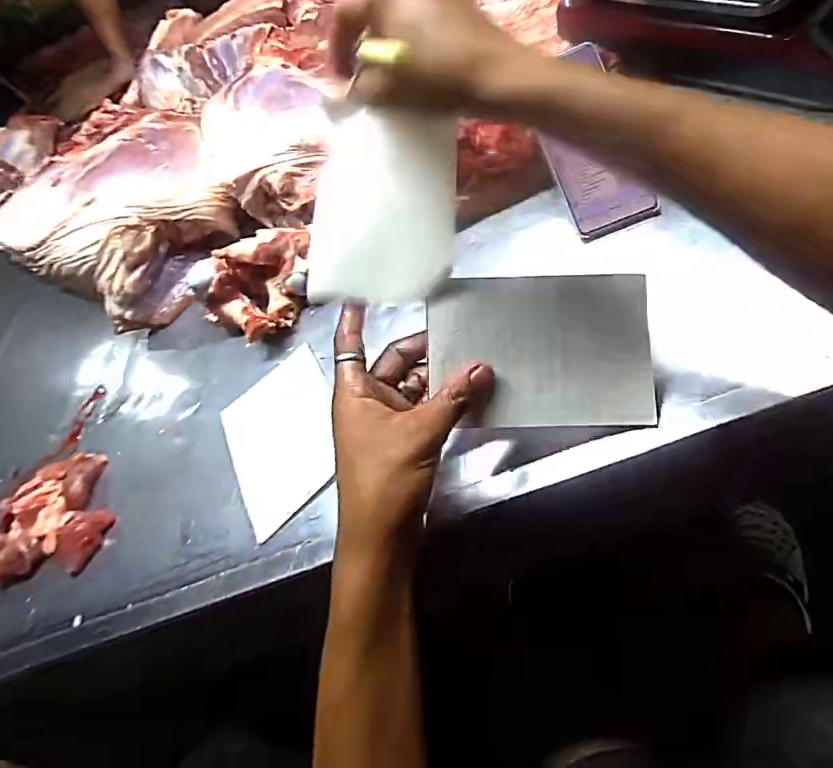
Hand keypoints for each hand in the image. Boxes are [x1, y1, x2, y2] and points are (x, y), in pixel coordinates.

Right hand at [327, 0, 534, 112]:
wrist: (500, 76)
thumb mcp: (387, 87)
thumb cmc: (436, 75)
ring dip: (387, 43)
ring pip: (398, 14)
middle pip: (371, 10)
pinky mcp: (460, 3)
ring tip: (390, 75)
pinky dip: (412, 39)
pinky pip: (423, 18)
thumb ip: (356, 88)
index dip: (335, 51)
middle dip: (361, 45)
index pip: (343, 14)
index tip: (341, 82)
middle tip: (362, 76)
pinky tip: (419, 65)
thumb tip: (342, 93)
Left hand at [331, 303, 492, 555]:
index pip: (350, 342)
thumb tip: (482, 367)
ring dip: (442, 378)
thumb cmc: (384, 480)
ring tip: (476, 363)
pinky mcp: (404, 440)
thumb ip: (453, 398)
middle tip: (463, 336)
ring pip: (415, 386)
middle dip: (427, 350)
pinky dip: (445, 401)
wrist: (380, 540)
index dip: (355, 317)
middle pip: (396, 361)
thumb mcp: (420, 433)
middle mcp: (367, 400)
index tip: (362, 293)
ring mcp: (386, 421)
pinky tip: (471, 393)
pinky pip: (425, 408)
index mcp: (354, 391)